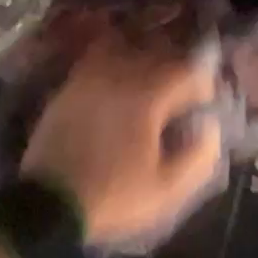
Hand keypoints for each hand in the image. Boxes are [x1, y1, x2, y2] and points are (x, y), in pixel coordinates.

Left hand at [21, 38, 222, 244]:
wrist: (47, 205)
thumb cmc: (113, 197)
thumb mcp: (167, 189)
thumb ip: (198, 155)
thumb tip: (210, 128)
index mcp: (145, 97)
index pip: (186, 70)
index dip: (203, 85)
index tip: (205, 105)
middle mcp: (116, 77)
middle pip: (156, 54)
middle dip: (176, 71)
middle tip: (183, 97)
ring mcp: (87, 80)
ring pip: (125, 52)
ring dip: (144, 64)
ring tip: (152, 89)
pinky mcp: (66, 91)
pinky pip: (97, 64)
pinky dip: (115, 69)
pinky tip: (119, 92)